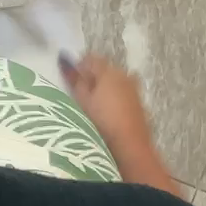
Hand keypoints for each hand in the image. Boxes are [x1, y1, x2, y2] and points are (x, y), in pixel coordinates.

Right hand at [62, 53, 178, 194]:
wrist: (130, 147)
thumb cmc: (102, 122)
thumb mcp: (82, 100)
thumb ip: (74, 79)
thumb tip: (65, 60)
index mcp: (109, 70)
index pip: (90, 58)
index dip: (78, 67)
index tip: (70, 81)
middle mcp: (124, 74)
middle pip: (104, 69)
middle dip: (92, 78)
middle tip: (80, 95)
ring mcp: (135, 89)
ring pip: (114, 82)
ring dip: (104, 89)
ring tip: (93, 107)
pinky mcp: (140, 103)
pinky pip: (123, 94)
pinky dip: (114, 99)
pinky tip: (107, 115)